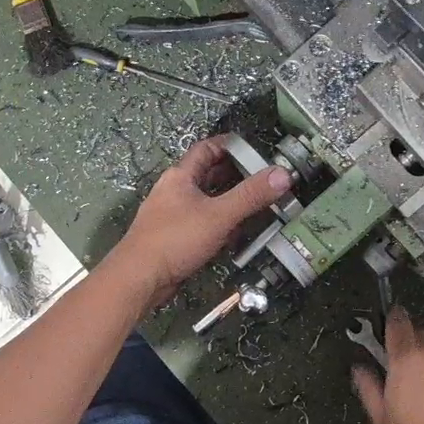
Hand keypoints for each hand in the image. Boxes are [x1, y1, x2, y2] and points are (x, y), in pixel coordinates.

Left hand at [109, 135, 290, 306]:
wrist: (140, 277)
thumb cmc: (175, 239)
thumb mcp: (219, 215)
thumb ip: (251, 195)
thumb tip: (283, 175)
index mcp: (180, 176)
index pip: (206, 149)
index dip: (229, 146)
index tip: (253, 150)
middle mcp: (174, 191)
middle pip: (207, 175)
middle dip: (234, 175)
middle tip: (261, 179)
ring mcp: (172, 215)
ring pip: (205, 201)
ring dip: (227, 202)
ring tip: (254, 205)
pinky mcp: (173, 238)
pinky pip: (201, 223)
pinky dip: (219, 224)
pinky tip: (233, 234)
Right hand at [352, 309, 423, 423]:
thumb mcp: (382, 421)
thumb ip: (368, 388)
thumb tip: (361, 372)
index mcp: (406, 359)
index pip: (397, 323)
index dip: (389, 319)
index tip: (385, 322)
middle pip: (418, 334)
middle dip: (407, 345)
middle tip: (396, 368)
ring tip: (419, 392)